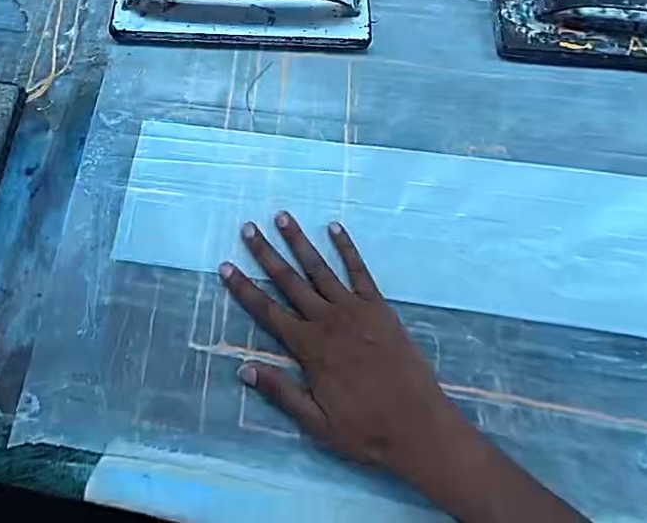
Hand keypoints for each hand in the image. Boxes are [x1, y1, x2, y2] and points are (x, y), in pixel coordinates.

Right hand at [220, 213, 472, 478]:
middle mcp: (327, 319)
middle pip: (289, 279)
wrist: (420, 426)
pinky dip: (346, 247)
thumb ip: (280, 392)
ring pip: (319, 268)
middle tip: (248, 227)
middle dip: (265, 252)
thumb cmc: (366, 429)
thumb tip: (243, 368)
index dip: (244, 288)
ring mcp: (353, 308)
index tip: (226, 266)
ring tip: (283, 216)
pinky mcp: (378, 306)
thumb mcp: (317, 423)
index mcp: (309, 346)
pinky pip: (359, 270)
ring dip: (299, 241)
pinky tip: (334, 227)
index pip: (267, 310)